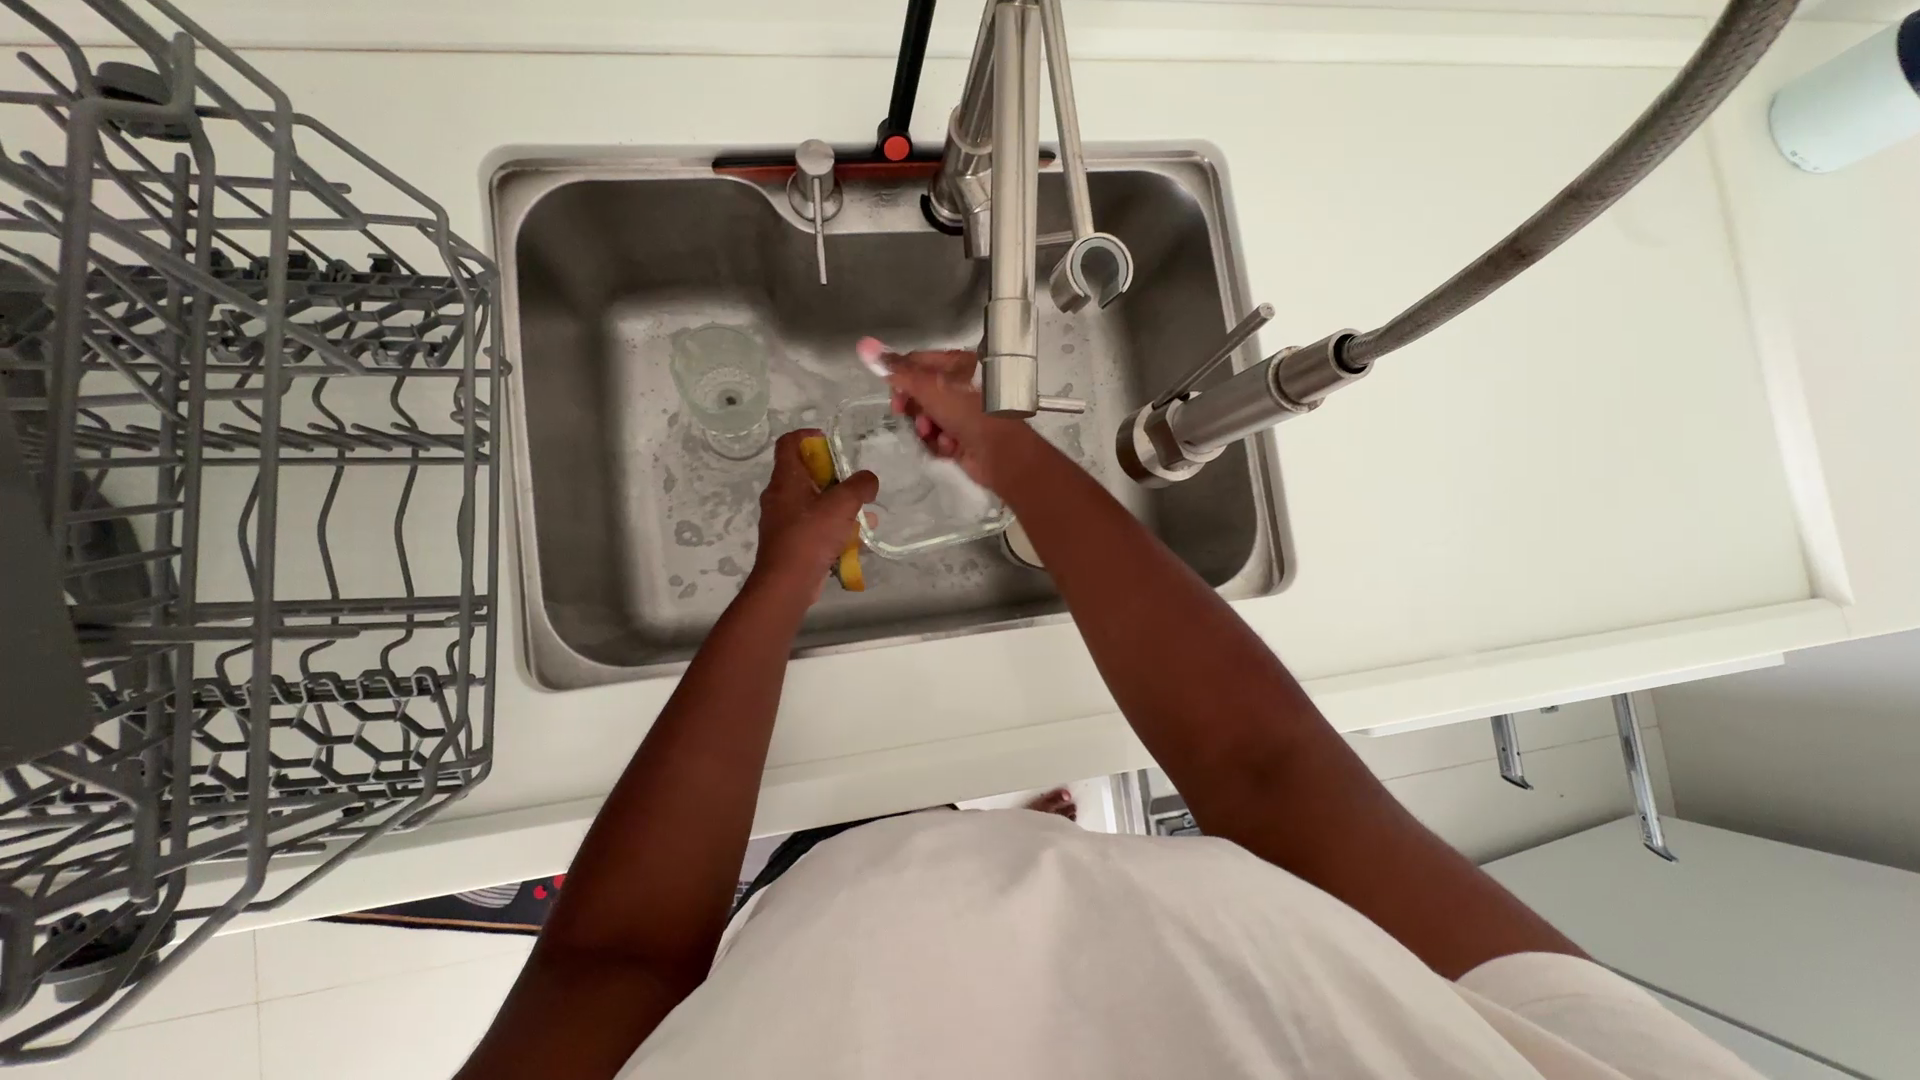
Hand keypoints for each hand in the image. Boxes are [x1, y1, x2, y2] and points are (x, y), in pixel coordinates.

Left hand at [750, 429, 878, 602]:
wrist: (787, 583)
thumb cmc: (810, 536)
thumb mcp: (842, 505)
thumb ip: (860, 486)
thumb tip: (868, 481)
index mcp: (785, 479)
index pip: (788, 443)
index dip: (807, 436)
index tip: (830, 442)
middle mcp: (780, 496)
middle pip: (805, 474)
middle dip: (834, 476)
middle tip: (855, 484)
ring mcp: (783, 521)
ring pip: (813, 503)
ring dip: (839, 506)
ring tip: (865, 516)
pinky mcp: (790, 542)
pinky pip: (814, 527)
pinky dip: (834, 529)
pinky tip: (855, 540)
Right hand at [884, 350, 1041, 491]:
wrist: (999, 453)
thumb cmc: (968, 412)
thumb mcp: (928, 387)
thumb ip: (896, 370)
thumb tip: (864, 344)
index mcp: (958, 363)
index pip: (917, 362)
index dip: (900, 378)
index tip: (894, 396)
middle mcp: (961, 384)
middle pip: (920, 392)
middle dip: (914, 409)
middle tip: (911, 416)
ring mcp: (964, 411)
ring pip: (927, 417)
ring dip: (927, 429)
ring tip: (934, 434)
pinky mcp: (964, 436)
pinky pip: (939, 437)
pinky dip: (941, 443)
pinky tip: (950, 447)